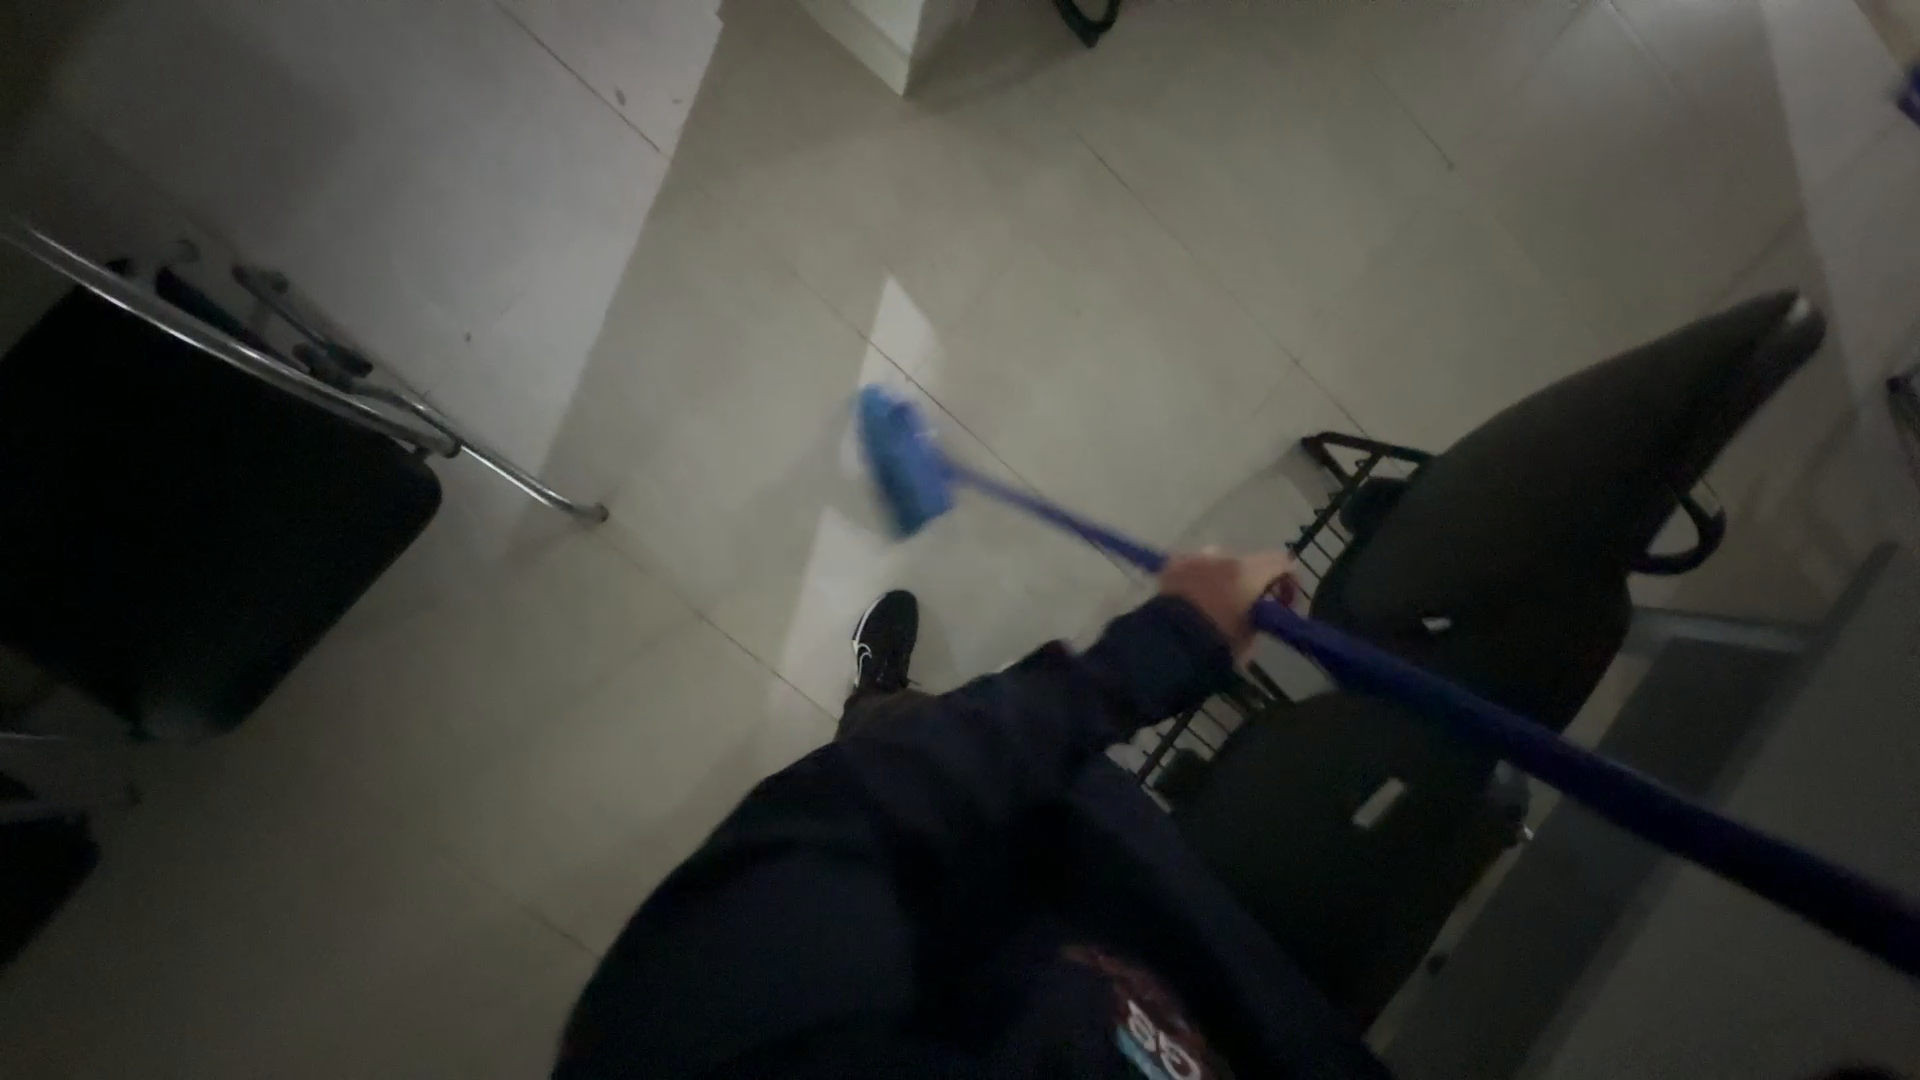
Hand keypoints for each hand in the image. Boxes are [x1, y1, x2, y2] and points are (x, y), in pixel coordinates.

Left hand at [1158, 548, 1295, 656]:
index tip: (1284, 601)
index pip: (1281, 562)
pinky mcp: (1171, 565)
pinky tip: (1193, 594)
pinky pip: (1191, 564)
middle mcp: (1222, 558)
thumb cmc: (1215, 644)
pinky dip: (1197, 575)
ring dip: (1222, 574)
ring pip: (1217, 559)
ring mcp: (1194, 558)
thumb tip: (1255, 614)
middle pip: (1247, 562)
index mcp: (1248, 573)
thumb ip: (1258, 618)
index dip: (1288, 580)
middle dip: (1251, 580)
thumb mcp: (1248, 638)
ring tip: (1215, 598)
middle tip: (1246, 604)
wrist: (1168, 644)